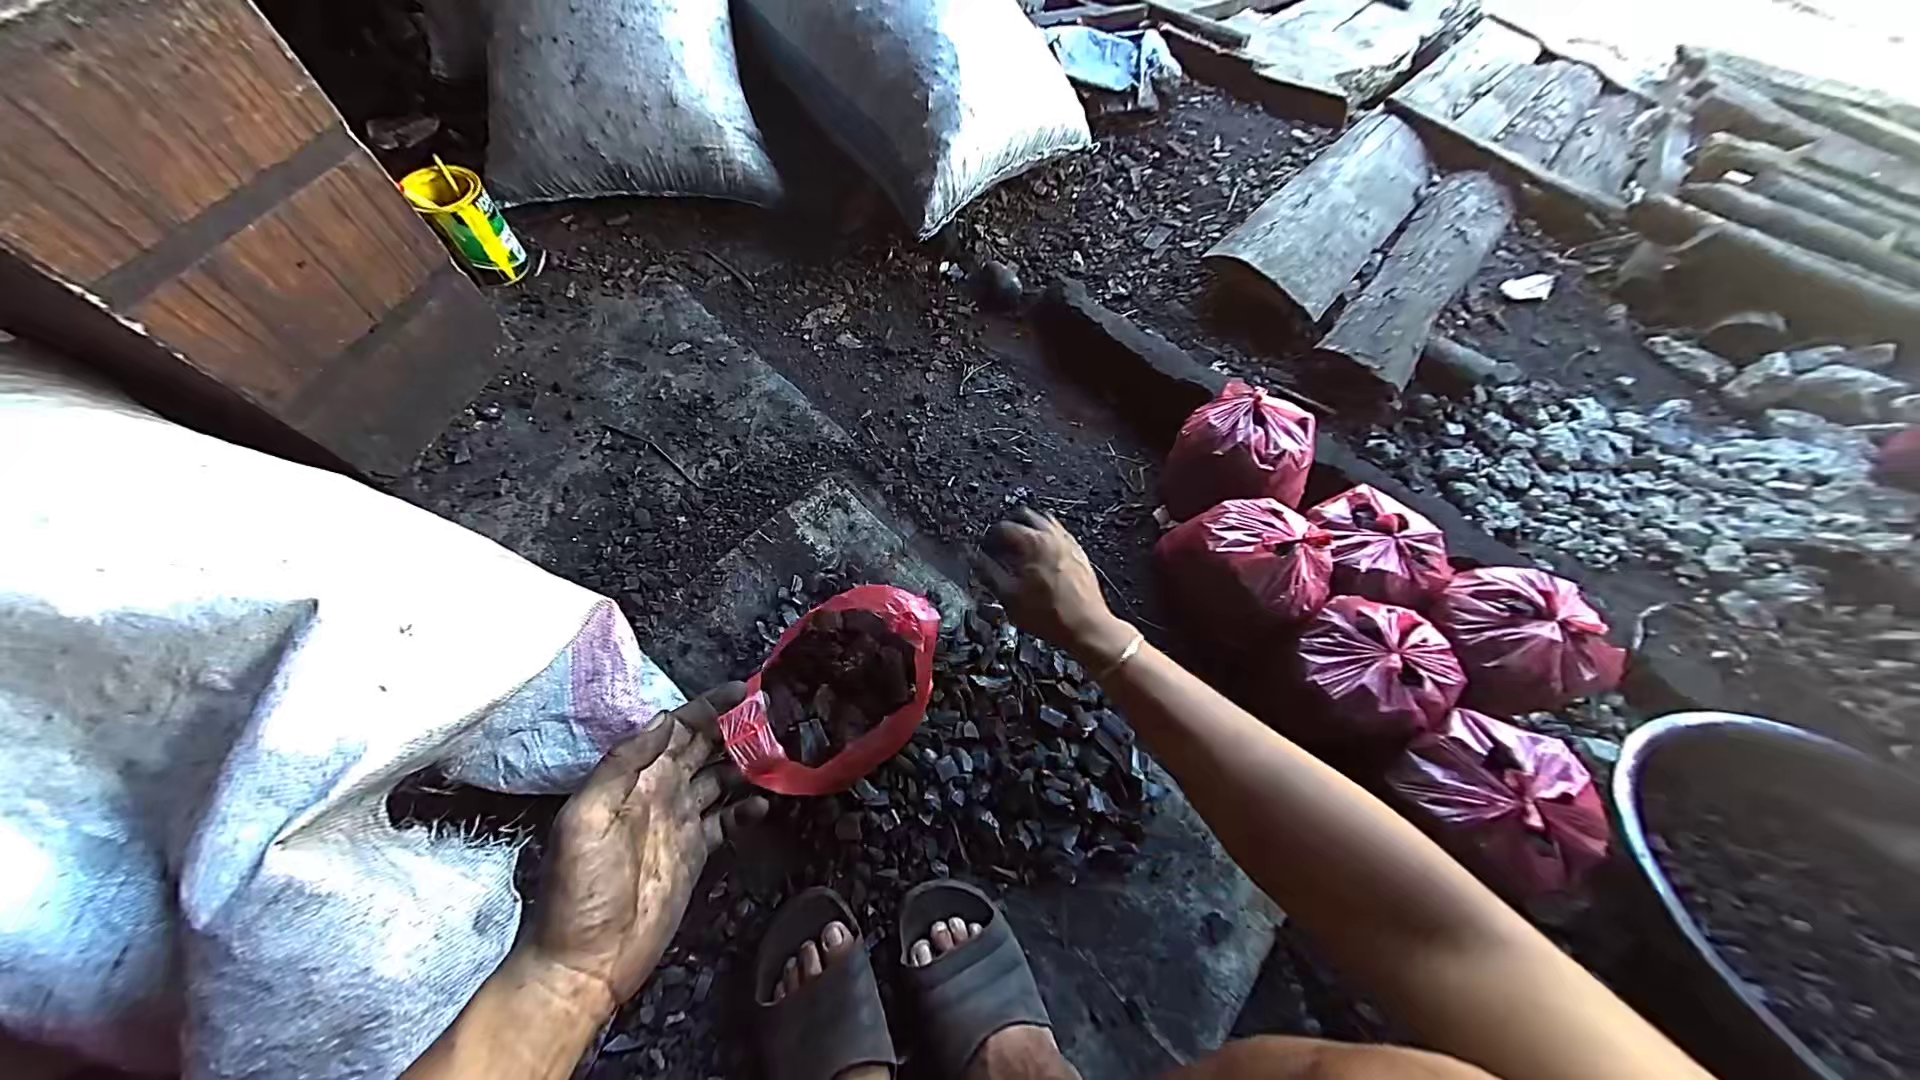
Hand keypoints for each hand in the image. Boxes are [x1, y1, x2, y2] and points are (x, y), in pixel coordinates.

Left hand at [522, 682, 768, 1016]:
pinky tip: (761, 804)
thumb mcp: (586, 818)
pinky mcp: (697, 850)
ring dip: (747, 762)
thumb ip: (623, 764)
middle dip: (736, 727)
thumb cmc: (581, 888)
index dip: (710, 707)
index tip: (744, 691)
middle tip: (771, 714)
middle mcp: (663, 790)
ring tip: (777, 753)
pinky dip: (746, 808)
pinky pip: (727, 819)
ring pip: (722, 777)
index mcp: (637, 777)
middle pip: (706, 746)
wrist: (584, 963)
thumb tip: (665, 719)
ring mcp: (681, 820)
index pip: (678, 729)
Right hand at [972, 506, 1136, 666]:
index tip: (985, 547)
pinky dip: (1047, 538)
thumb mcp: (1009, 596)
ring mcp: (1069, 544)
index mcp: (1033, 542)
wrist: (1086, 626)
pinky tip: (1042, 556)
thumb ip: (989, 573)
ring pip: (1046, 522)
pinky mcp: (1080, 554)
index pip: (1004, 527)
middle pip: (1026, 516)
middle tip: (1000, 543)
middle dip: (1010, 526)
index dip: (989, 537)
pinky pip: (1060, 535)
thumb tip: (976, 560)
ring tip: (1020, 546)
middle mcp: (1053, 537)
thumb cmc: (1051, 615)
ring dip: (1030, 529)